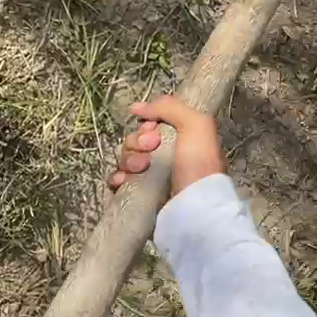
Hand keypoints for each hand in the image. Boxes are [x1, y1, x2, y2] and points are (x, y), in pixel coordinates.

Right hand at [107, 94, 225, 199]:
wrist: (195, 209)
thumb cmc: (199, 165)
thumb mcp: (196, 125)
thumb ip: (169, 108)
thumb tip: (136, 107)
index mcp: (178, 139)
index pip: (149, 124)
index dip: (146, 125)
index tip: (153, 130)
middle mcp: (164, 156)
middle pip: (134, 140)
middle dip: (137, 143)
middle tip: (151, 150)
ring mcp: (150, 177)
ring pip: (125, 159)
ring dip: (129, 160)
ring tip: (141, 169)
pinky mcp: (138, 194)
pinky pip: (118, 179)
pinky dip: (117, 177)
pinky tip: (124, 180)